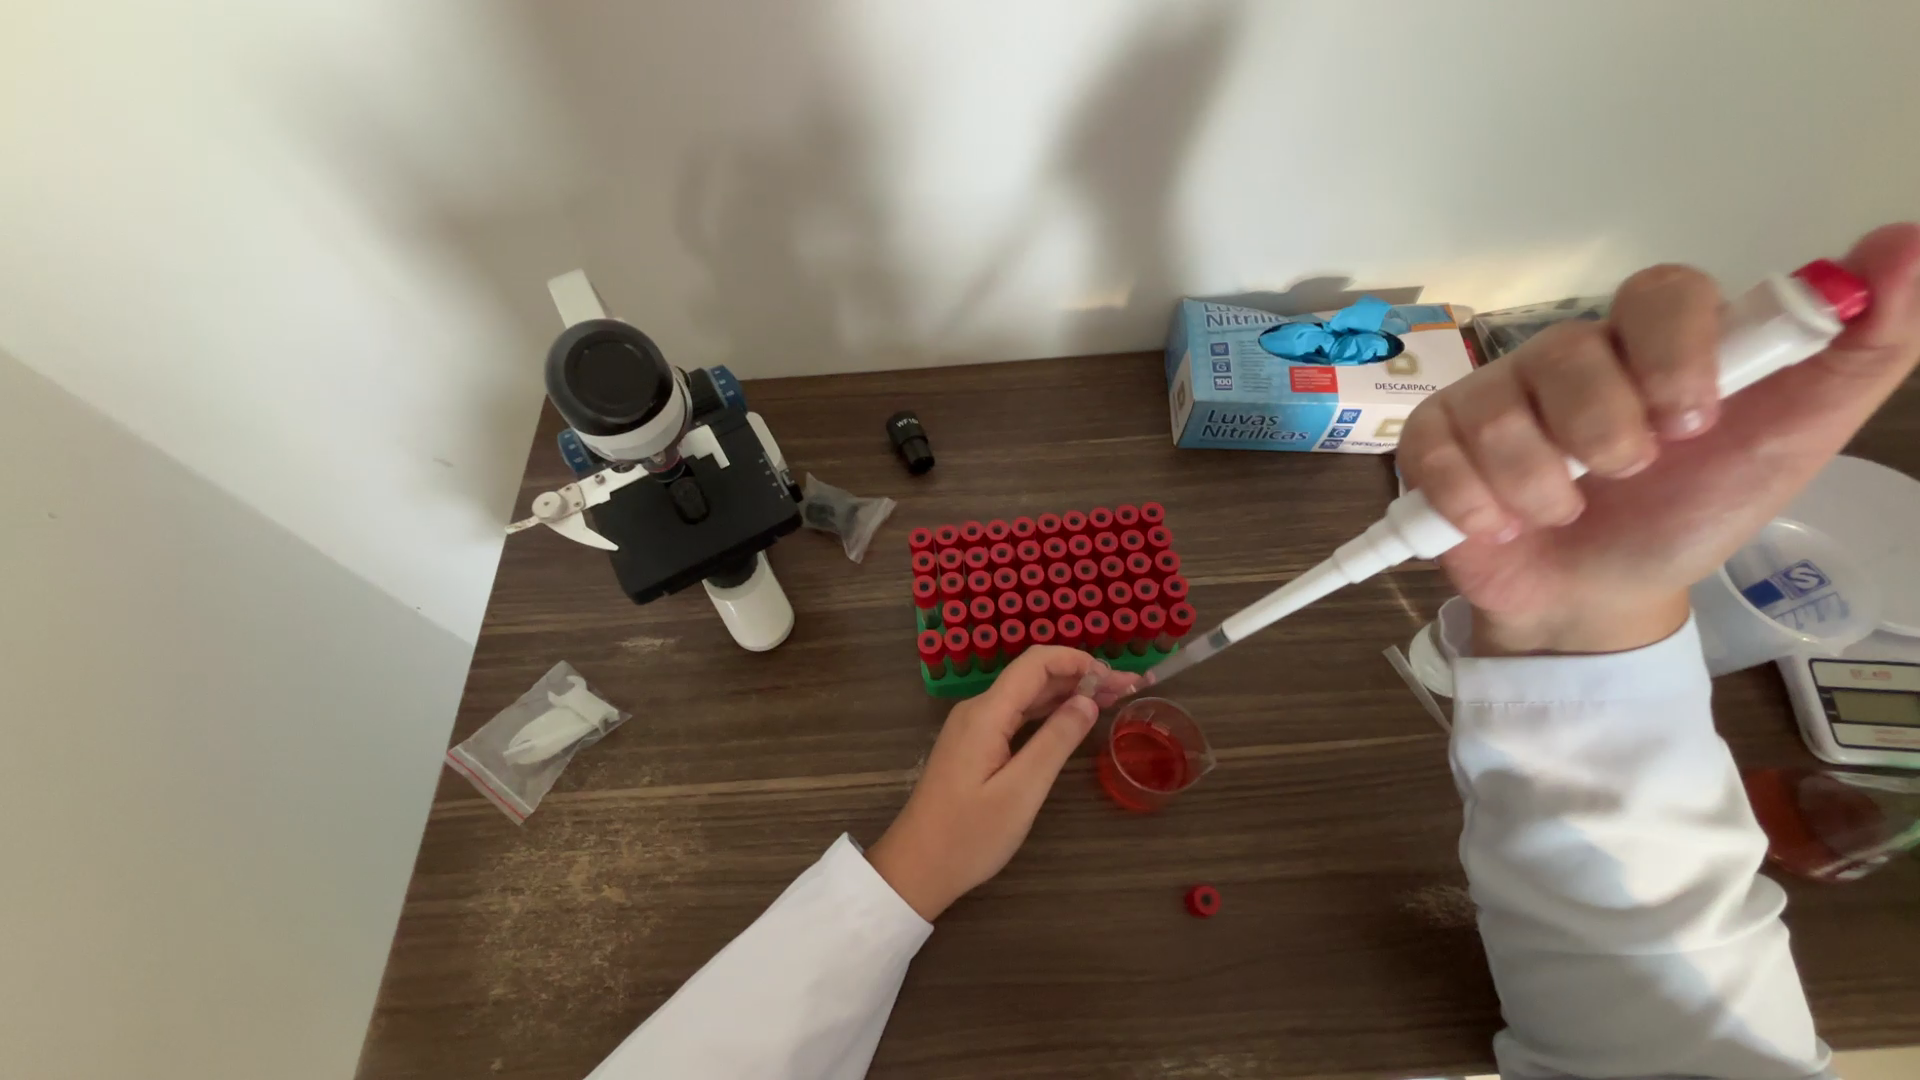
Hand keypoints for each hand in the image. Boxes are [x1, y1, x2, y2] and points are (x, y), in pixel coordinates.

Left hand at [866, 647, 1142, 919]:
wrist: (916, 868)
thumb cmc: (968, 835)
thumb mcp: (1021, 792)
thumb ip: (1055, 741)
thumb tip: (1088, 700)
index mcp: (986, 713)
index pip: (1035, 664)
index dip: (1078, 660)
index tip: (1117, 677)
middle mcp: (978, 710)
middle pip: (1034, 676)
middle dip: (1081, 676)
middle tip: (1129, 688)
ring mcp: (974, 727)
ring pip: (1026, 695)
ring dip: (1068, 692)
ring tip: (1112, 699)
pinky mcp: (975, 745)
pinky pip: (1016, 715)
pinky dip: (1048, 711)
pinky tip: (1073, 719)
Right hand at [1397, 223, 1919, 654]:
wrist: (1592, 597)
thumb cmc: (1682, 520)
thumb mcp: (1788, 447)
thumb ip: (1853, 354)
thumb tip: (1898, 244)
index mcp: (1645, 349)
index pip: (1656, 292)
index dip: (1671, 351)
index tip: (1691, 422)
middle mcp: (1558, 362)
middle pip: (1564, 354)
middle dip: (1603, 437)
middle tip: (1621, 481)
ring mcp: (1483, 399)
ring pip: (1499, 417)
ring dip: (1540, 489)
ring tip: (1557, 517)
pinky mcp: (1427, 443)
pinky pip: (1435, 454)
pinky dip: (1473, 503)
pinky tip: (1497, 526)